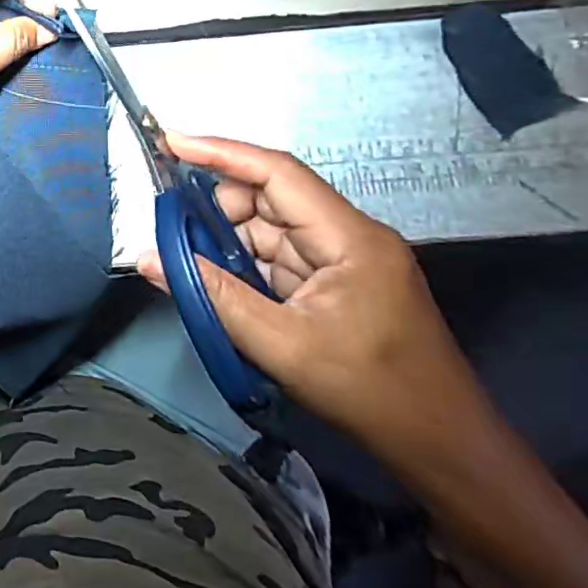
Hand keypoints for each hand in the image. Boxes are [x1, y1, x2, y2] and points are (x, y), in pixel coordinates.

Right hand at [137, 134, 494, 460]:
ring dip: (224, 240)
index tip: (171, 142)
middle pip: (268, 198)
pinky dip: (240, 262)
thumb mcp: (280, 343)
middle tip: (172, 233)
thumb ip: (211, 294)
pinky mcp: (331, 281)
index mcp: (349, 238)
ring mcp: (341, 259)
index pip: (277, 174)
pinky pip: (274, 255)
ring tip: (188, 261)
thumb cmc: (370, 390)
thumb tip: (147, 259)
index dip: (221, 153)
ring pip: (266, 227)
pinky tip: (216, 278)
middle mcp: (347, 237)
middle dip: (216, 209)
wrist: (440, 445)